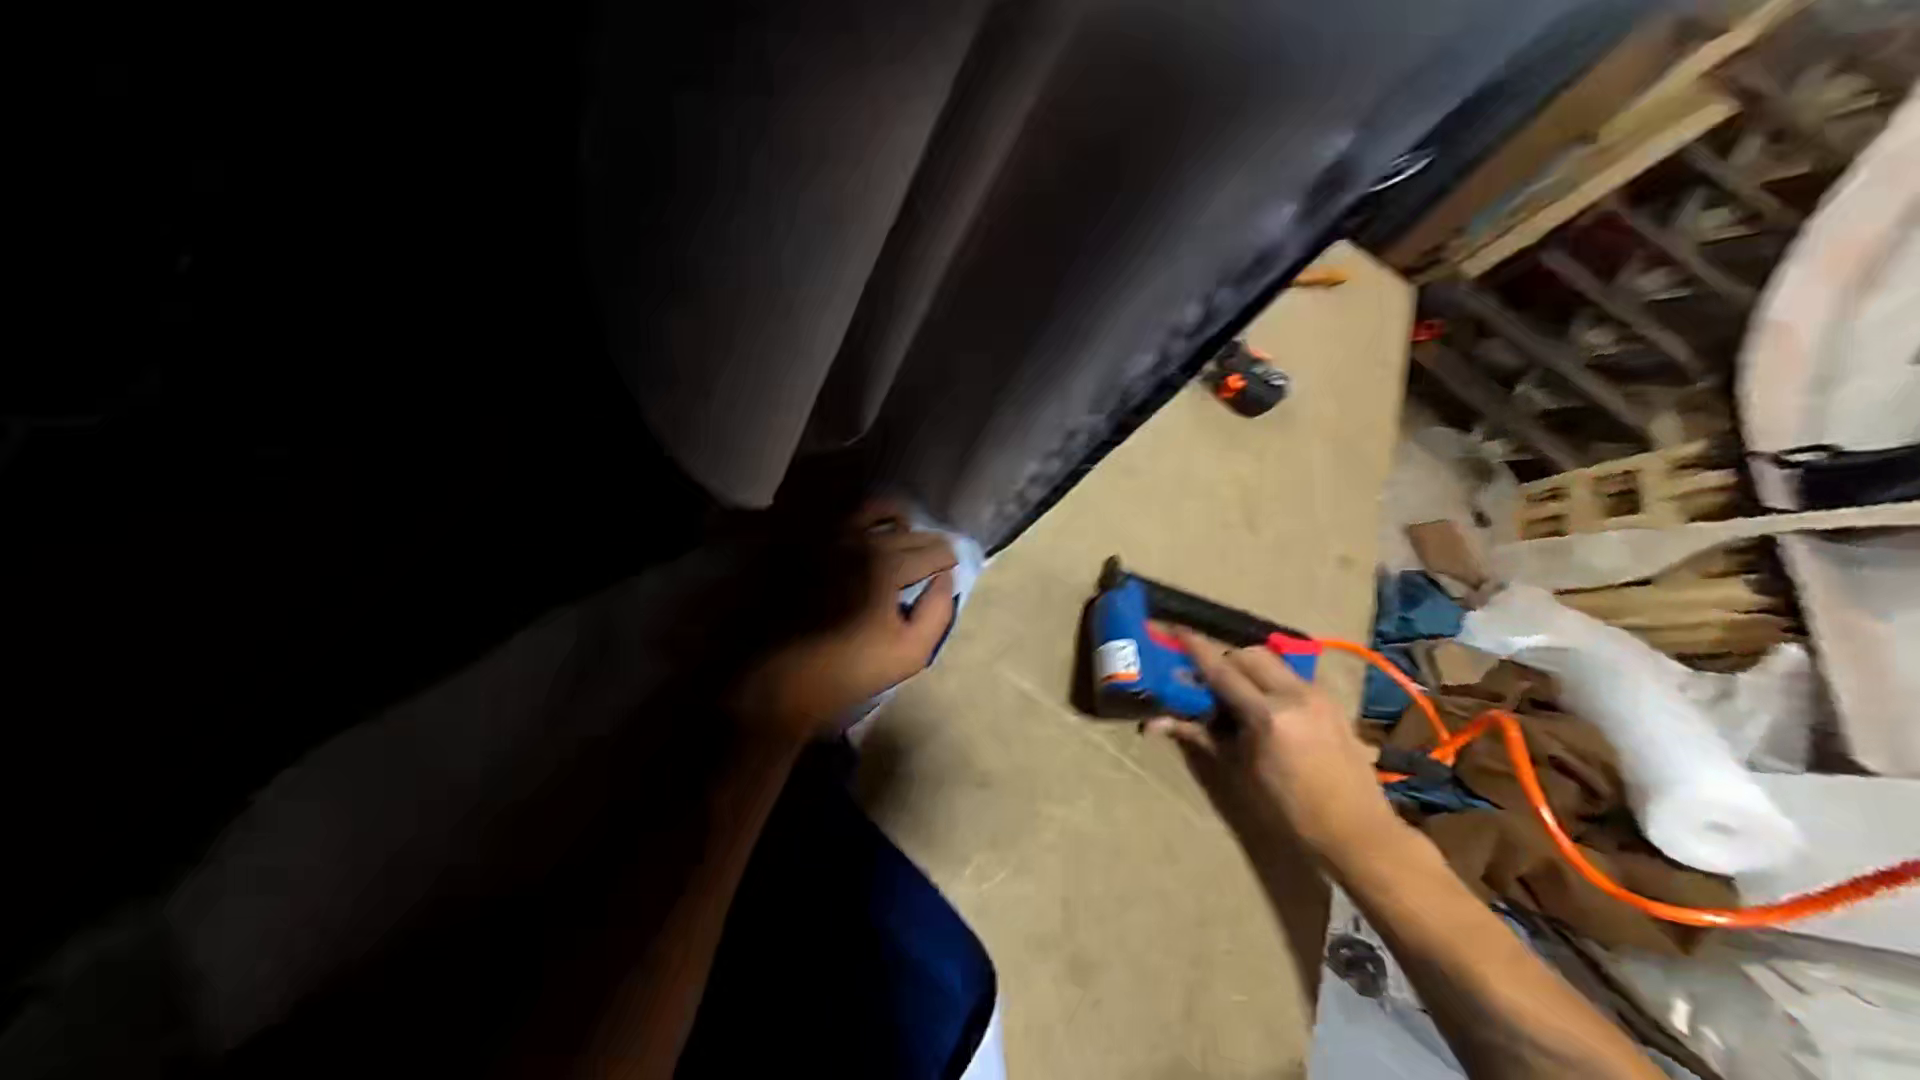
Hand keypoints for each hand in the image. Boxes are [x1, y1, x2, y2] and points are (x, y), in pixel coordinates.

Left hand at [736, 503, 957, 741]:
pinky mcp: (805, 545)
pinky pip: (841, 519)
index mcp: (886, 562)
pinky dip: (862, 520)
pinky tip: (867, 537)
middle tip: (935, 559)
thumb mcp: (911, 652)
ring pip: (873, 510)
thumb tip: (946, 578)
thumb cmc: (851, 669)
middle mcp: (858, 538)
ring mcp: (827, 538)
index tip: (950, 571)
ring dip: (896, 519)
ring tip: (903, 534)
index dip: (948, 561)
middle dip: (928, 543)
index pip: (933, 550)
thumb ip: (939, 611)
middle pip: (906, 531)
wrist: (784, 677)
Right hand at [1146, 627, 1397, 858]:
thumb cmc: (1290, 811)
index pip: (1222, 670)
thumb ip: (1200, 736)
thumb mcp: (1239, 772)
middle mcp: (1295, 694)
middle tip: (1205, 682)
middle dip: (1223, 660)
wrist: (1358, 832)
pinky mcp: (1332, 702)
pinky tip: (1265, 707)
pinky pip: (1291, 677)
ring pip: (1272, 661)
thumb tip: (1156, 722)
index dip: (1195, 648)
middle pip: (1248, 654)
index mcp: (1268, 715)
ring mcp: (1318, 696)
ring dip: (1247, 668)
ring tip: (1235, 695)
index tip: (1174, 630)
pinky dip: (1270, 681)